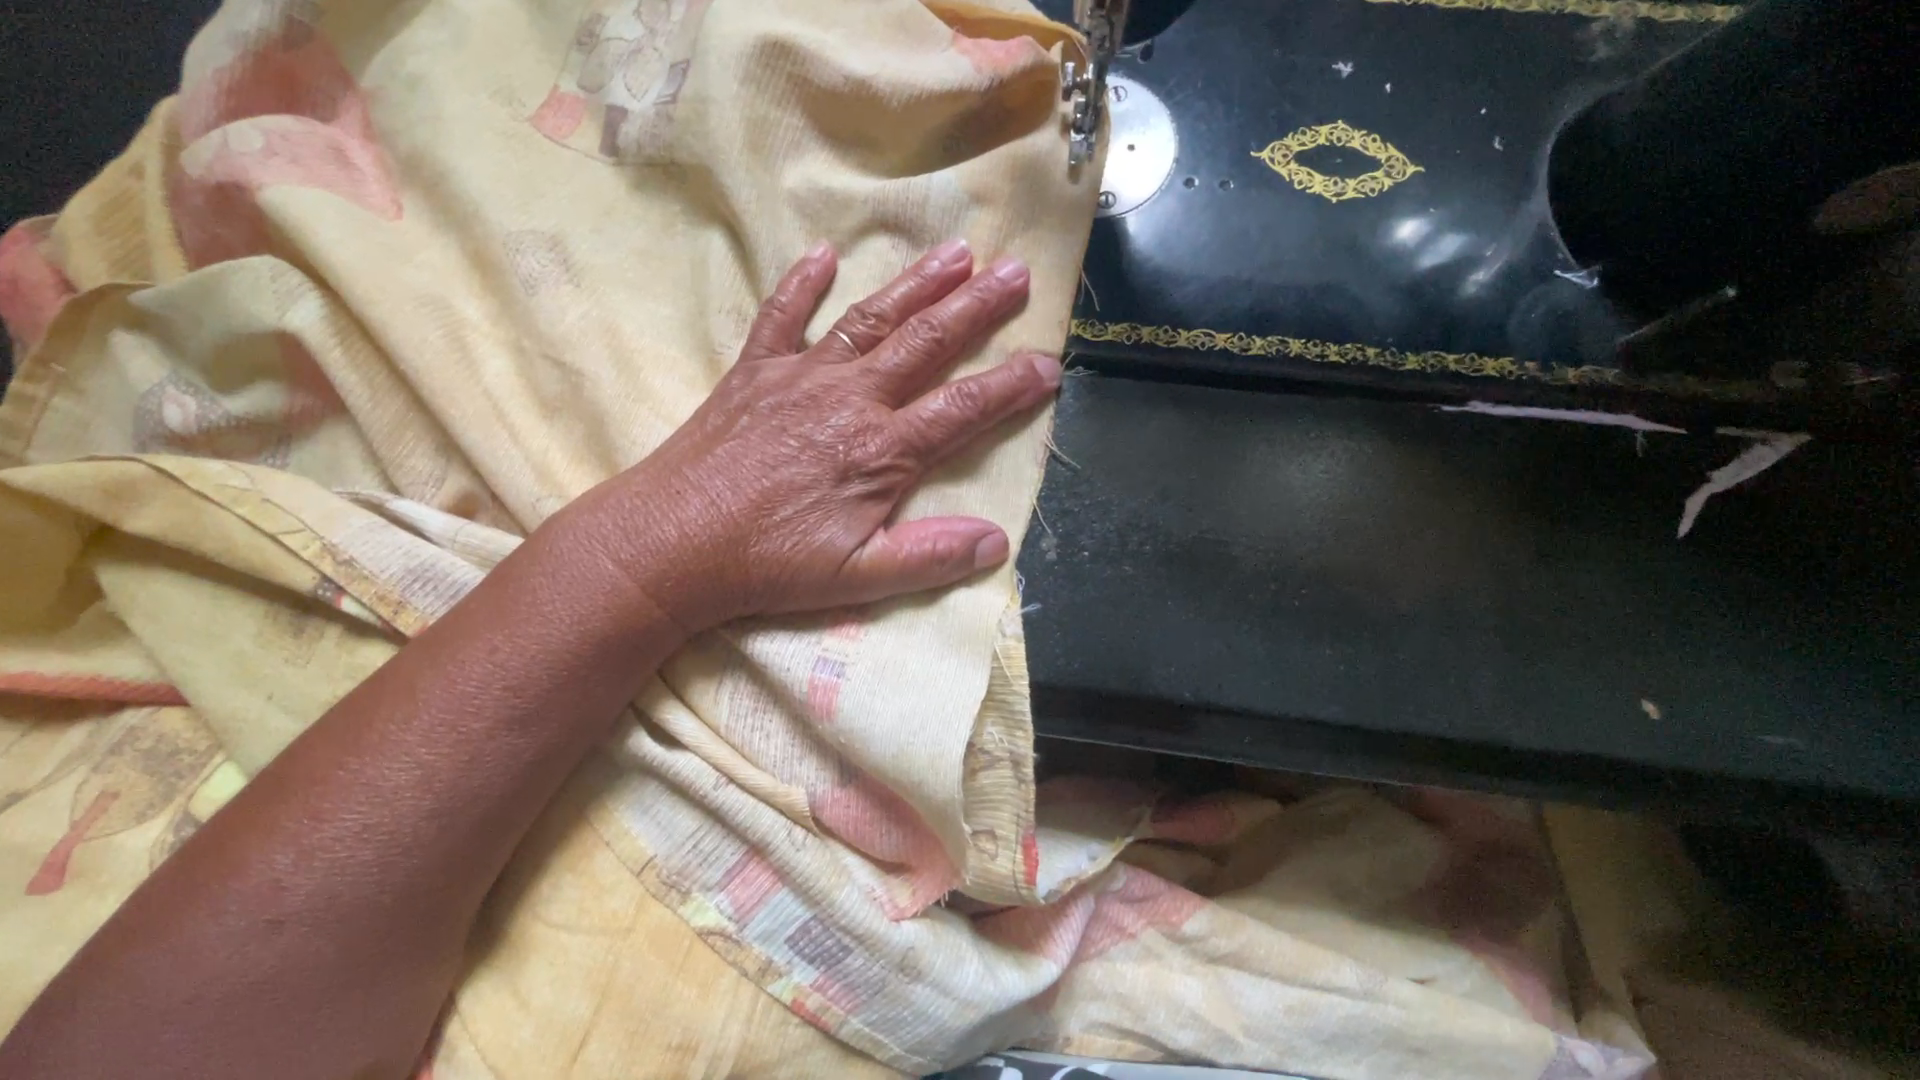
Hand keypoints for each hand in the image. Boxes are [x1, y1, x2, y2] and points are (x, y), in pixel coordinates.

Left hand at [558, 239, 1060, 633]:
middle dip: (977, 308)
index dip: (1010, 387)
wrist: (671, 542)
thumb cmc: (767, 564)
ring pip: (871, 320)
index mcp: (881, 452)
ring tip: (956, 253)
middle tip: (1016, 273)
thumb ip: (929, 557)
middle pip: (926, 344)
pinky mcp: (755, 372)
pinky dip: (801, 284)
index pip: (962, 410)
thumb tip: (996, 540)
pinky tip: (823, 255)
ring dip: (916, 285)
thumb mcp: (857, 579)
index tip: (1048, 363)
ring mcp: (800, 378)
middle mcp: (850, 400)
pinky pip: (781, 317)